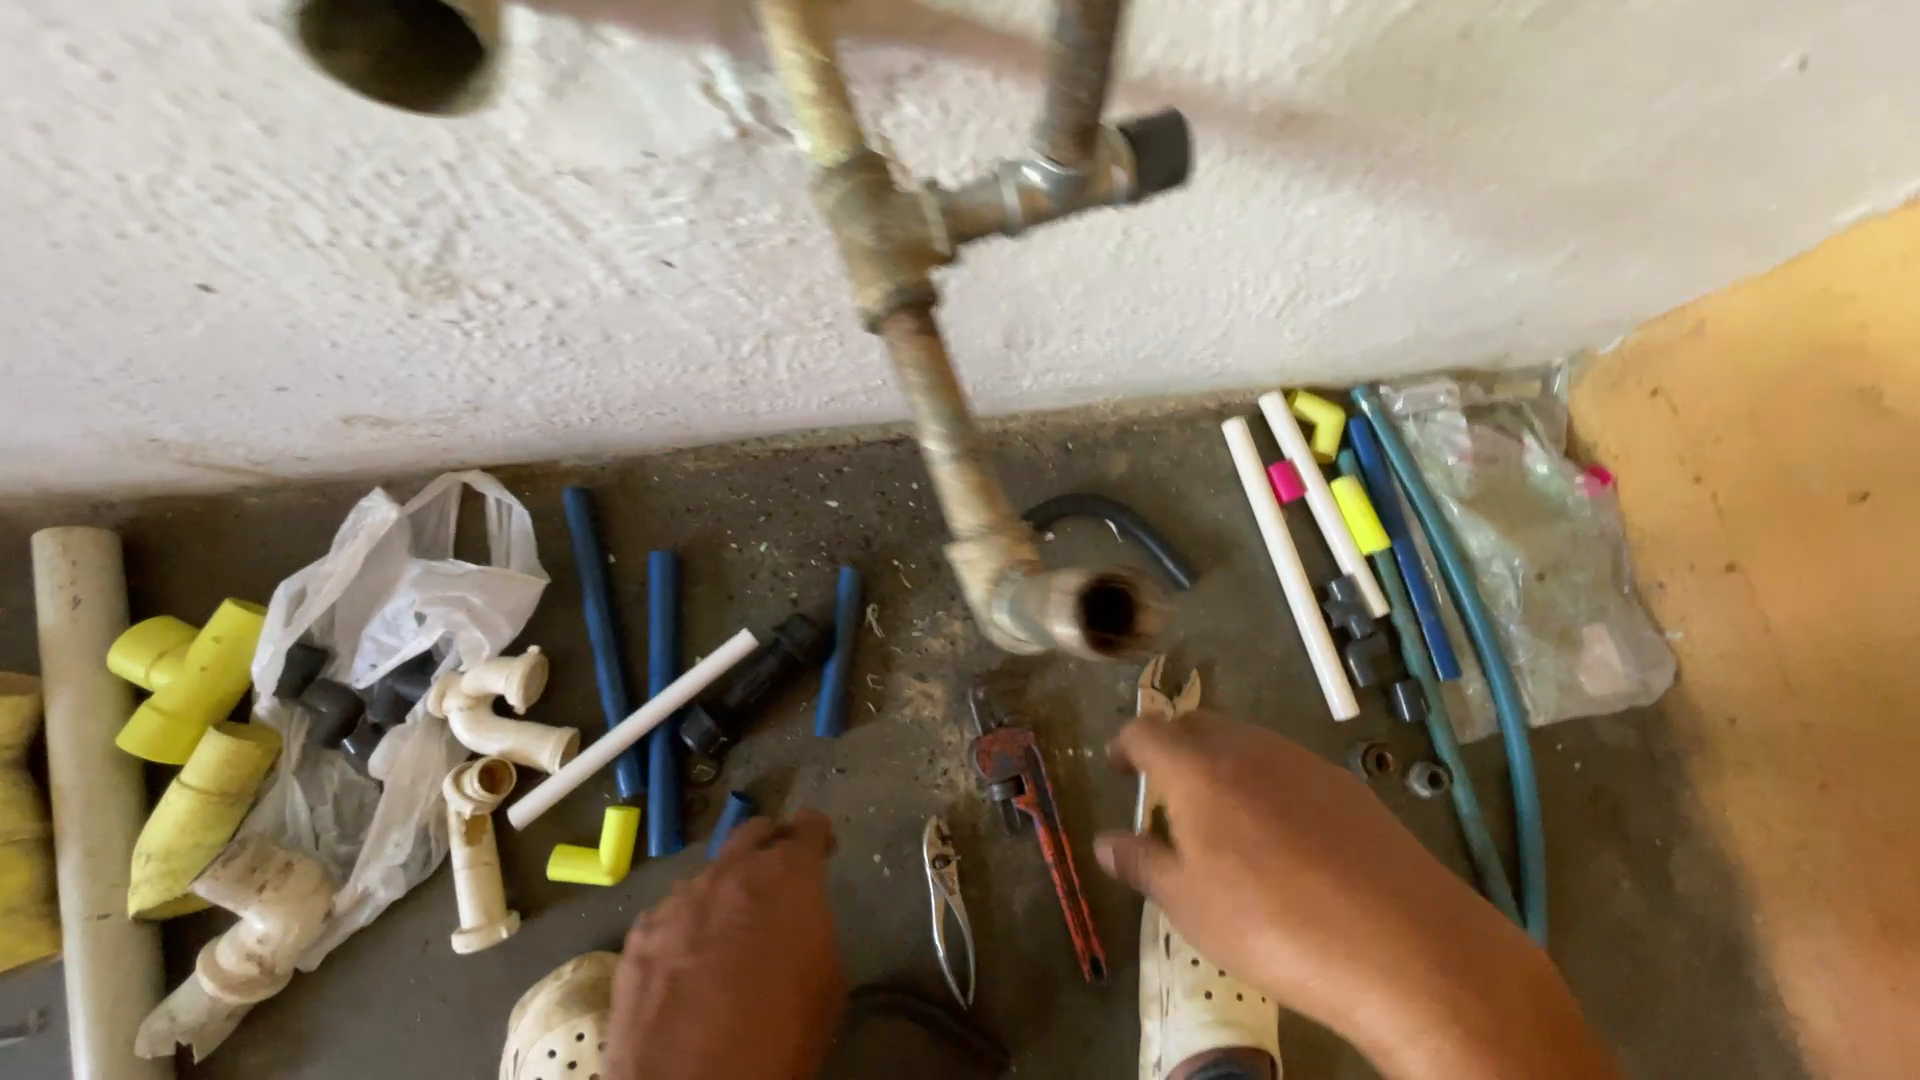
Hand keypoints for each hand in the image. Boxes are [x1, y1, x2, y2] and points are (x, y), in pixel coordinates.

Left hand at [609, 809, 844, 1079]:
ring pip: (708, 875)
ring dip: (724, 890)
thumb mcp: (827, 978)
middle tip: (778, 872)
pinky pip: (670, 914)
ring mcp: (679, 899)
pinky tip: (686, 962)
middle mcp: (732, 872)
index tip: (821, 846)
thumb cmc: (780, 1034)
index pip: (807, 826)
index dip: (817, 833)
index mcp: (787, 875)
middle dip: (769, 843)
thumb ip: (812, 927)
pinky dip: (685, 926)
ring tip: (727, 929)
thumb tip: (796, 919)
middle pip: (752, 832)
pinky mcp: (639, 934)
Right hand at [1095, 712, 1619, 1079]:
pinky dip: (1265, 784)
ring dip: (1220, 764)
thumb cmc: (1273, 925)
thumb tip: (1106, 842)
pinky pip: (1287, 767)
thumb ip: (1142, 863)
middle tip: (1165, 793)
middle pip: (1196, 724)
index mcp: (1198, 769)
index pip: (1147, 731)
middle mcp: (1248, 748)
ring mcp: (1303, 762)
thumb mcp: (1189, 905)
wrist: (1408, 948)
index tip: (1119, 767)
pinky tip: (1282, 838)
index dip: (1125, 744)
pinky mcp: (1348, 786)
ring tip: (1222, 818)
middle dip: (1172, 747)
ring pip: (1246, 743)